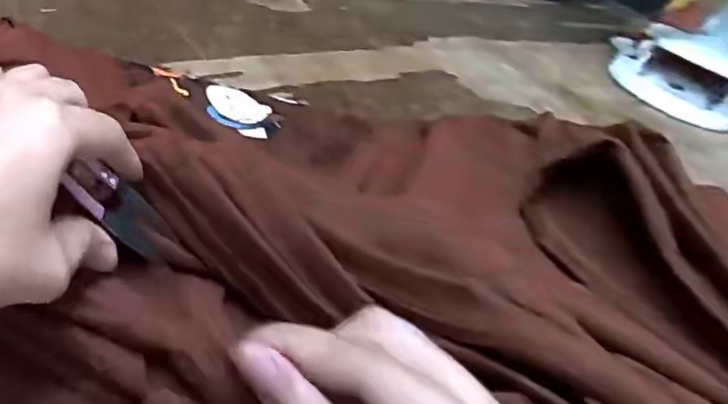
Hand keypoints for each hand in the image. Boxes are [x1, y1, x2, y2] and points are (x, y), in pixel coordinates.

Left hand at [0, 61, 141, 332]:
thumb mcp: (45, 263)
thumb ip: (81, 246)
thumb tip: (105, 246)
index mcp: (52, 124)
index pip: (104, 131)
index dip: (126, 156)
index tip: (133, 180)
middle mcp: (18, 95)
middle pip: (69, 94)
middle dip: (88, 125)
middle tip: (90, 168)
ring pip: (30, 76)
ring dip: (50, 101)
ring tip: (50, 139)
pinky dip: (9, 90)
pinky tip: (2, 120)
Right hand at [234, 307, 495, 403]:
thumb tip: (245, 349)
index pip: (364, 357)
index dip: (293, 344)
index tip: (239, 349)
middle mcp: (479, 396)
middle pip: (385, 331)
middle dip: (323, 342)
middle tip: (276, 368)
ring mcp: (488, 398)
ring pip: (408, 339)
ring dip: (349, 349)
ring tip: (311, 375)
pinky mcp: (480, 401)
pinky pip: (428, 363)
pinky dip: (381, 366)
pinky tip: (354, 388)